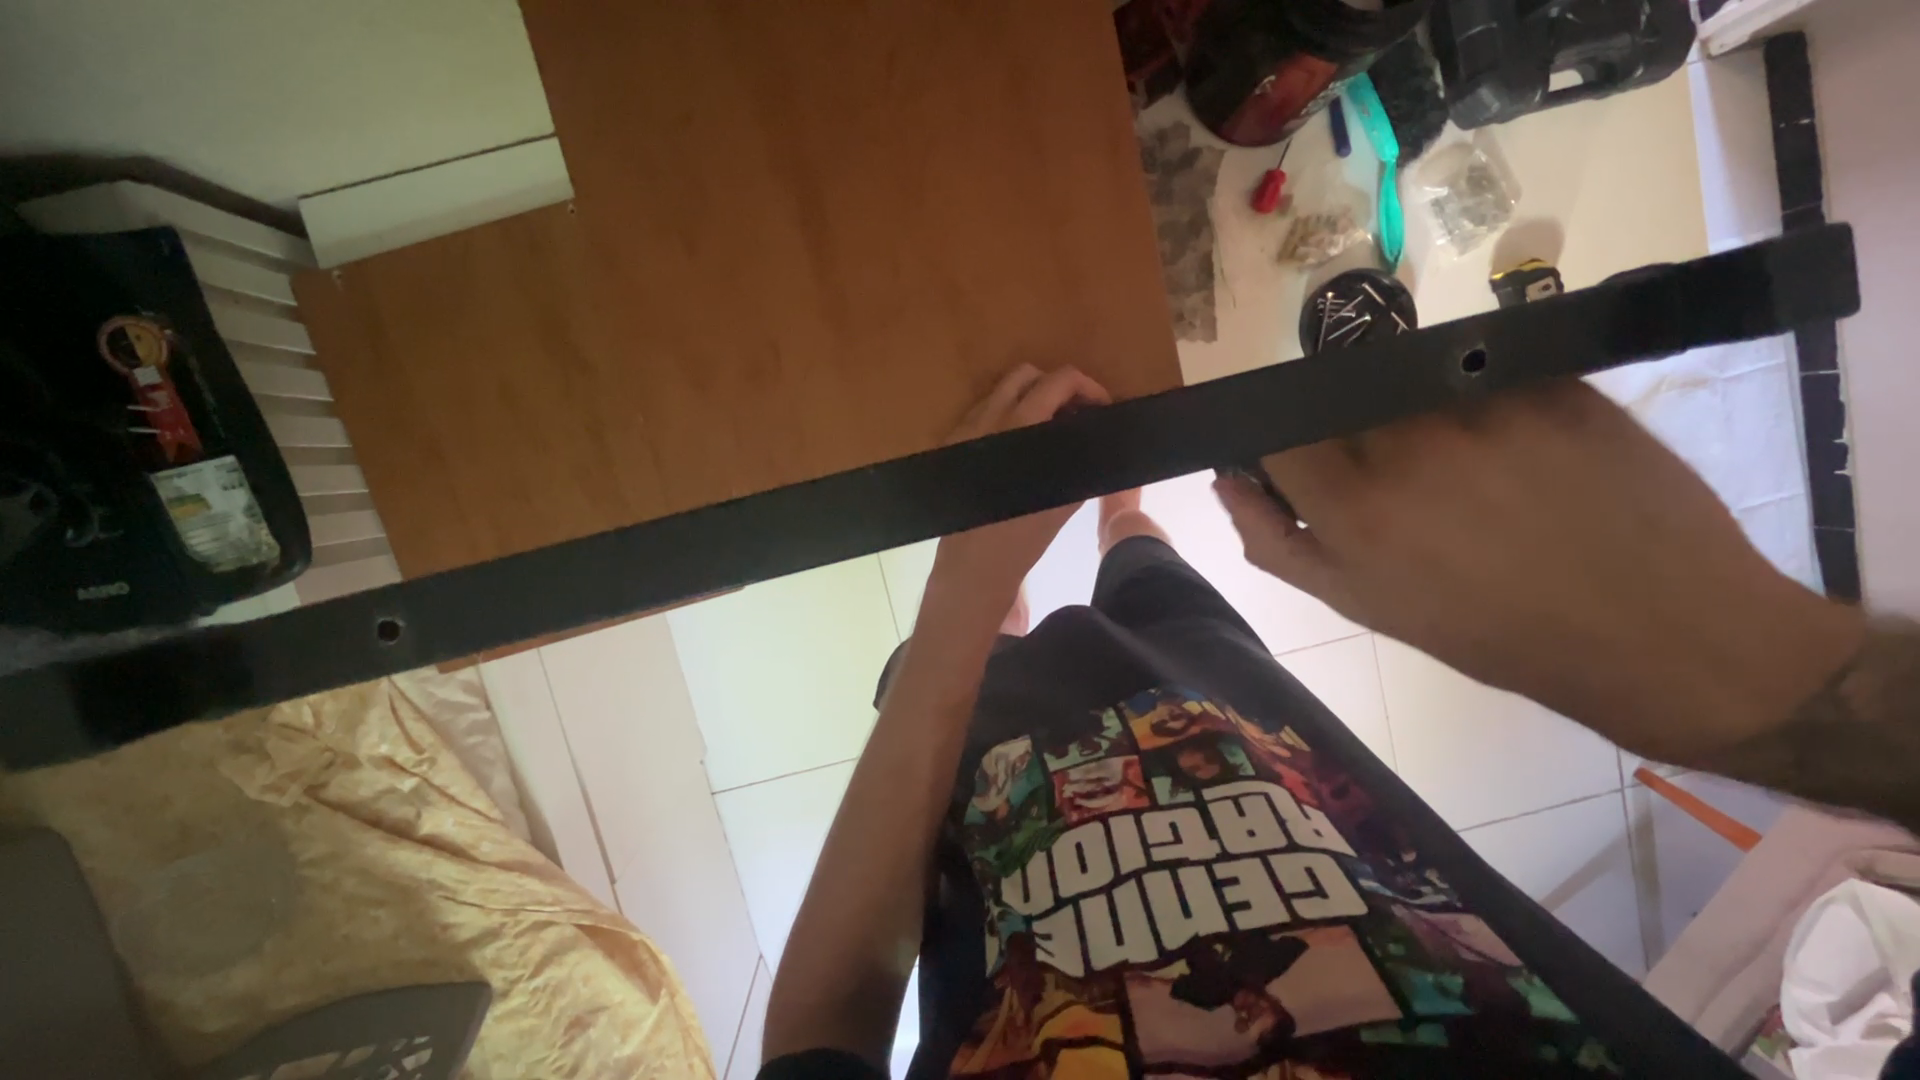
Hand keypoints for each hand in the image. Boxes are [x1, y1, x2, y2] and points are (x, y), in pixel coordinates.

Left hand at [932, 364, 1110, 602]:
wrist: (971, 565)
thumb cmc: (1021, 535)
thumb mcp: (1064, 499)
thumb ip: (1084, 464)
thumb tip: (1102, 443)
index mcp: (1020, 425)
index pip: (1059, 381)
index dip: (1089, 388)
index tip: (1101, 410)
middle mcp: (988, 418)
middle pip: (1027, 375)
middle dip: (1057, 387)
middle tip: (1076, 415)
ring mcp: (966, 430)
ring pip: (1002, 392)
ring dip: (1030, 400)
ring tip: (1050, 431)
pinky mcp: (953, 446)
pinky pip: (983, 414)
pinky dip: (1006, 416)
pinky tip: (1019, 447)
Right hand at [1214, 379, 1865, 765]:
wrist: (1658, 628)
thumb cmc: (1491, 632)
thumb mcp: (1363, 604)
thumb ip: (1276, 540)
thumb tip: (1225, 480)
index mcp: (1349, 502)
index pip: (1274, 430)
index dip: (1279, 442)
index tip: (1300, 462)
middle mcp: (1403, 437)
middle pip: (1333, 396)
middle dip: (1342, 425)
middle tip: (1392, 469)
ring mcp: (1478, 401)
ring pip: (1401, 377)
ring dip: (1405, 405)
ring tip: (1461, 457)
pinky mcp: (1547, 377)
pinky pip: (1475, 370)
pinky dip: (1473, 395)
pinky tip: (1514, 441)